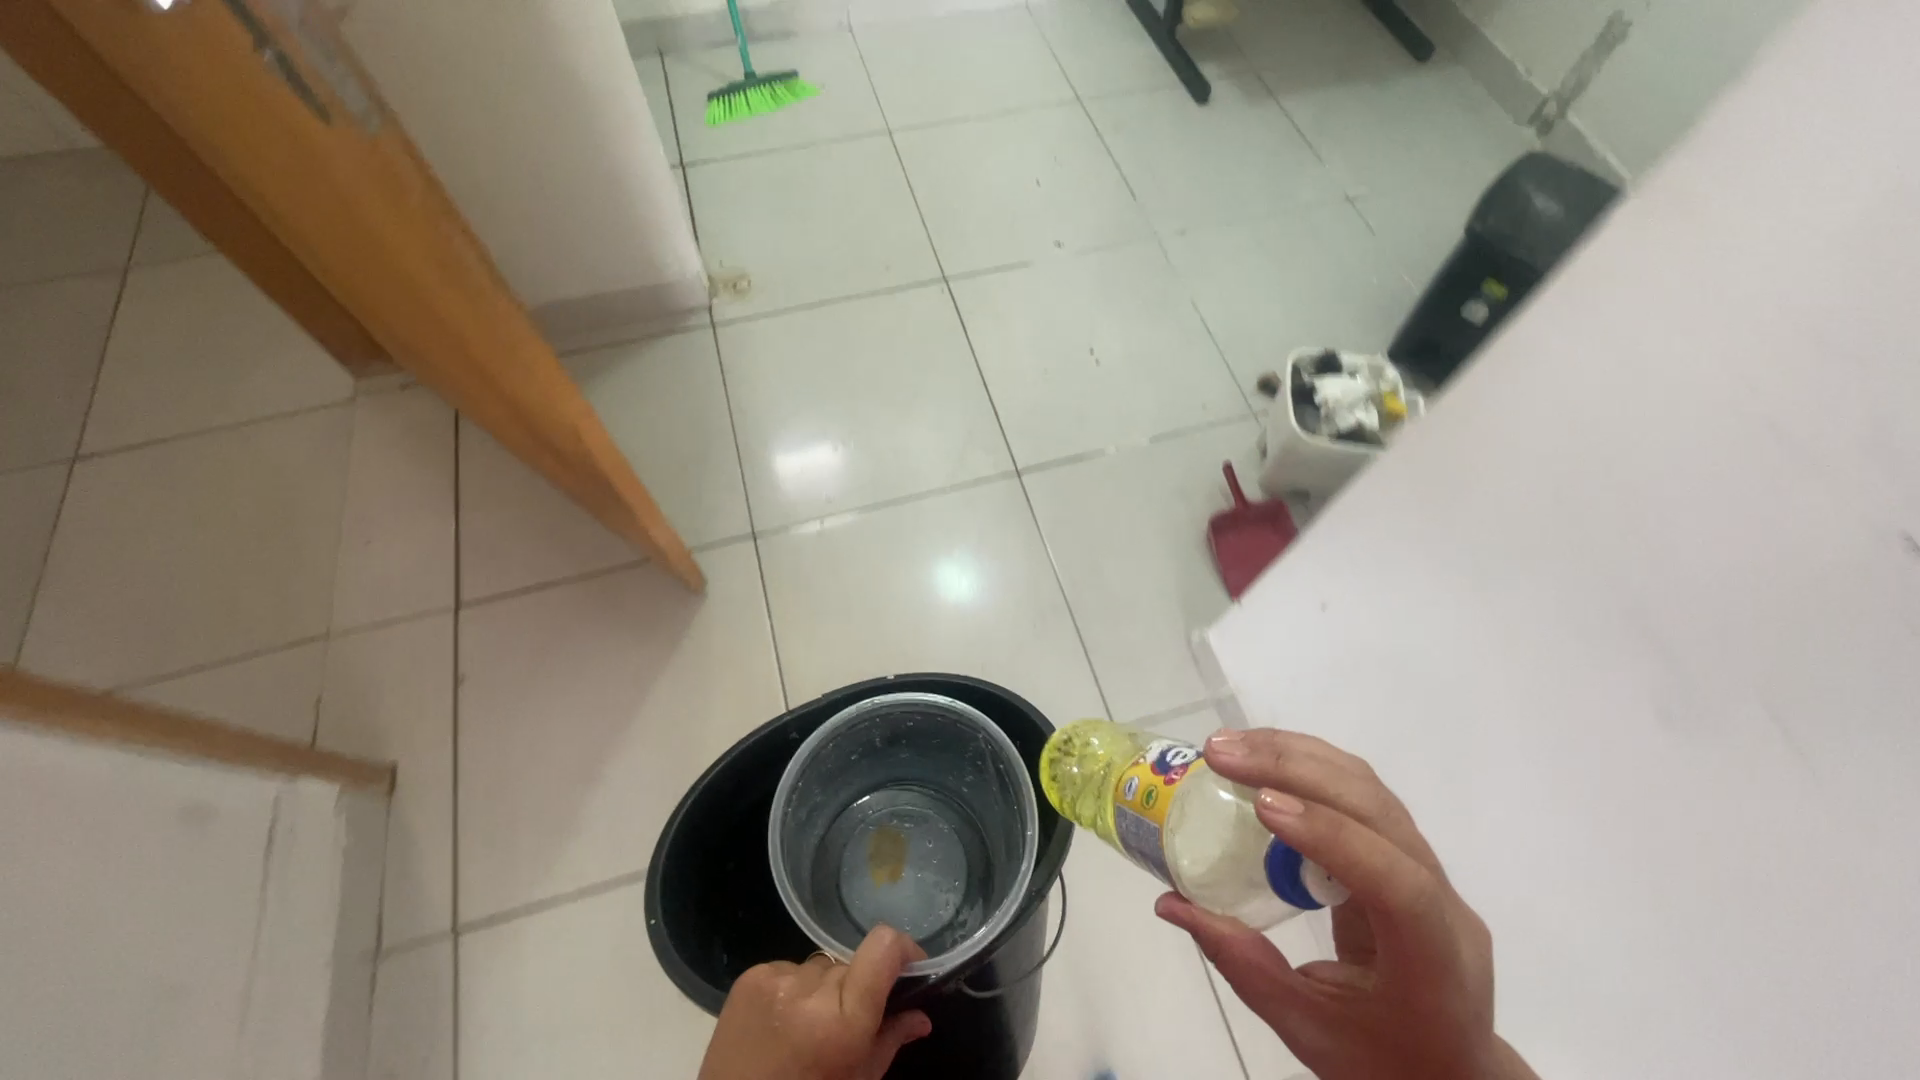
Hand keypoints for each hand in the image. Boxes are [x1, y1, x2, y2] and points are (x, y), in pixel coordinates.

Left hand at [697, 925, 932, 1079]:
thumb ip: (891, 1040)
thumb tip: (922, 1016)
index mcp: (842, 1019)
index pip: (883, 947)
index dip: (902, 948)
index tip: (909, 965)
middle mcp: (810, 989)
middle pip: (850, 964)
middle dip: (854, 987)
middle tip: (844, 1022)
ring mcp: (776, 978)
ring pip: (819, 966)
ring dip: (821, 988)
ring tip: (805, 1027)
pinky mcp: (750, 976)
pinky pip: (788, 969)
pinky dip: (792, 990)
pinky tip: (780, 1023)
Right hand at [1155, 729, 1538, 1079]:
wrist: (1451, 1071)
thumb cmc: (1381, 1060)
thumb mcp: (1305, 1028)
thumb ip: (1241, 963)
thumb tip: (1170, 902)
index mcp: (1432, 957)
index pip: (1395, 883)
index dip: (1331, 836)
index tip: (1261, 806)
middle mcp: (1442, 900)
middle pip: (1379, 811)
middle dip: (1297, 769)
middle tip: (1219, 754)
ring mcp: (1429, 870)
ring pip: (1371, 790)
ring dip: (1299, 755)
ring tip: (1231, 745)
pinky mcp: (1404, 854)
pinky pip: (1362, 797)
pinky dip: (1311, 767)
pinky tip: (1265, 759)